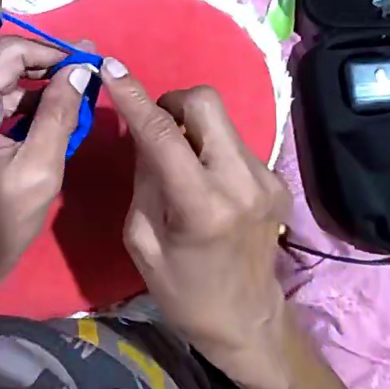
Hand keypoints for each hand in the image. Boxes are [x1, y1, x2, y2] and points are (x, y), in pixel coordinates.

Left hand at [0, 0, 91, 319]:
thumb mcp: (39, 171)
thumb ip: (58, 115)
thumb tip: (79, 71)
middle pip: (0, 57)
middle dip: (45, 58)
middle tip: (89, 70)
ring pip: (2, 75)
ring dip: (40, 77)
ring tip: (81, 87)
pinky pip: (0, 95)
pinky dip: (30, 96)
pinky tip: (59, 107)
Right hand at [98, 60, 296, 388]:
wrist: (248, 320)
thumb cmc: (183, 290)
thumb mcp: (142, 239)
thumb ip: (144, 178)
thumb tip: (144, 131)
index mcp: (202, 206)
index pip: (161, 134)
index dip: (133, 96)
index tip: (112, 68)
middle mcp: (241, 182)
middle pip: (205, 102)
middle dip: (172, 102)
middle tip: (154, 126)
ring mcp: (266, 178)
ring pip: (222, 118)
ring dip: (192, 126)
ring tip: (178, 158)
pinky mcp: (277, 180)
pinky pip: (234, 141)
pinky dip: (210, 146)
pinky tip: (204, 177)